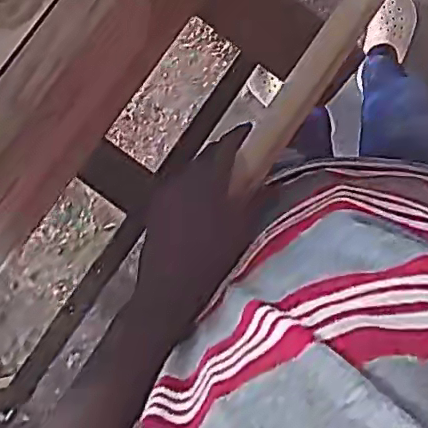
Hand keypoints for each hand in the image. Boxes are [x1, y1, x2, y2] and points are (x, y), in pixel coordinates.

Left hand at [131, 124, 261, 337]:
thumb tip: (273, 180)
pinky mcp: (155, 204)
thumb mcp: (242, 231)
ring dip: (207, 170)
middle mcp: (183, 177)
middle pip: (207, 154)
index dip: (240, 136)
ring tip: (223, 183)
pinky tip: (201, 202)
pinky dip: (192, 184)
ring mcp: (166, 190)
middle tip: (243, 160)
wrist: (167, 294)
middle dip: (225, 153)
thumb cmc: (210, 264)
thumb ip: (257, 199)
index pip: (226, 144)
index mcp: (208, 180)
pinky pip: (178, 183)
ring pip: (191, 167)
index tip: (252, 133)